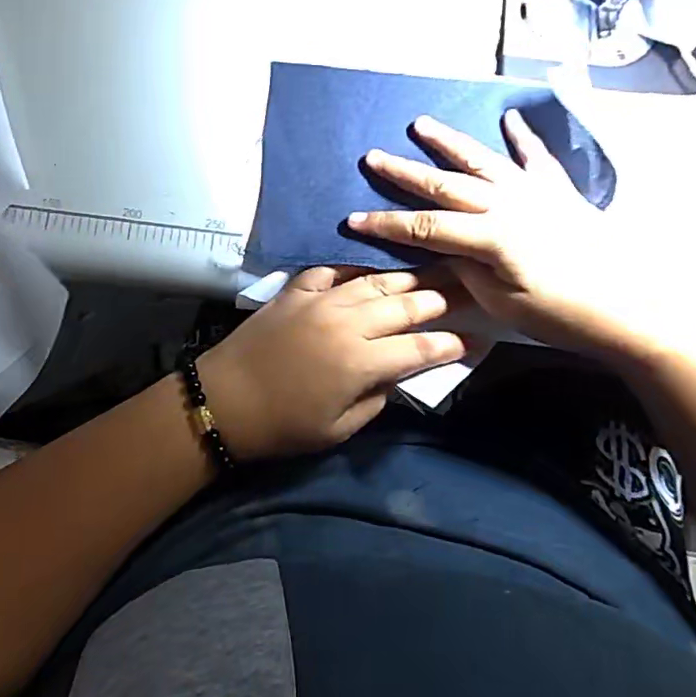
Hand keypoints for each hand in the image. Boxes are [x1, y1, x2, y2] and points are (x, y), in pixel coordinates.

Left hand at [197, 268, 466, 460]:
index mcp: (362, 362)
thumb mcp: (339, 428)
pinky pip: (333, 270)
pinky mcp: (296, 291)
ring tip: (429, 273)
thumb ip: (377, 397)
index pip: (421, 348)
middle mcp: (349, 323)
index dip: (451, 345)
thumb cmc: (283, 426)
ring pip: (375, 281)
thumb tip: (397, 373)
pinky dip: (355, 268)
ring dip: (406, 278)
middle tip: (463, 292)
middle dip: (439, 300)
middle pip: (406, 305)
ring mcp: (320, 301)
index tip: (473, 341)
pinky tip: (370, 268)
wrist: (223, 401)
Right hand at [346, 113, 667, 362]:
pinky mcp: (560, 192)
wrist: (628, 307)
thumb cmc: (561, 315)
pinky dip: (523, 137)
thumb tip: (447, 251)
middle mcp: (508, 204)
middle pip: (446, 184)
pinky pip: (537, 158)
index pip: (425, 228)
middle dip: (404, 173)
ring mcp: (535, 192)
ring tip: (421, 124)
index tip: (353, 220)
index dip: (387, 226)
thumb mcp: (503, 303)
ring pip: (483, 160)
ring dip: (449, 143)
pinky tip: (511, 119)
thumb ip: (468, 271)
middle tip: (373, 157)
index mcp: (490, 237)